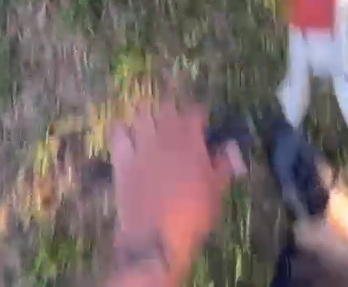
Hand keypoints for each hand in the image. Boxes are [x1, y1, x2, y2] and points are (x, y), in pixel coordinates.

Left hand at [108, 102, 240, 283]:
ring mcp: (142, 146)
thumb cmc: (191, 217)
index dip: (199, 114)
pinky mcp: (123, 160)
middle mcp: (165, 136)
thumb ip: (223, 165)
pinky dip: (123, 131)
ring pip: (142, 114)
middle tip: (176, 121)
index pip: (195, 111)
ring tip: (152, 123)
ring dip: (148, 115)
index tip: (202, 123)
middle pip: (167, 106)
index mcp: (190, 141)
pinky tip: (128, 136)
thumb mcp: (216, 192)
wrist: (155, 242)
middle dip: (173, 109)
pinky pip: (119, 134)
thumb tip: (228, 148)